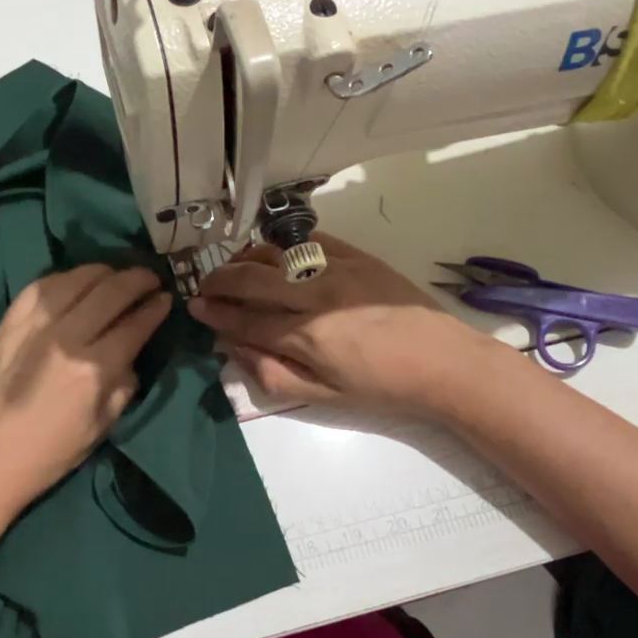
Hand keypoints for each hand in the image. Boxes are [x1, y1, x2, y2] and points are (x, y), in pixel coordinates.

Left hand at [0, 265, 169, 526]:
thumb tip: (133, 353)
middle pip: (111, 292)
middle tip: (151, 279)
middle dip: (138, 280)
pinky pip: (44, 284)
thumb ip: (123, 385)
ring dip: (106, 272)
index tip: (167, 298)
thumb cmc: (48, 454)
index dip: (156, 308)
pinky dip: (68, 277)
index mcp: (92, 371)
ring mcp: (34, 325)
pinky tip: (79, 281)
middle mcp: (65, 338)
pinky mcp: (9, 321)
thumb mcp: (101, 428)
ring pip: (79, 279)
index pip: (135, 324)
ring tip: (118, 275)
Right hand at [188, 234, 501, 413]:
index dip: (214, 314)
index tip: (195, 307)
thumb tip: (235, 349)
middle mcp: (314, 297)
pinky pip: (308, 239)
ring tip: (234, 268)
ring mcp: (336, 269)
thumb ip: (273, 376)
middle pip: (250, 279)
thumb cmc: (382, 387)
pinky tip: (273, 253)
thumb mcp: (324, 398)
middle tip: (205, 286)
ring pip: (274, 253)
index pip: (244, 320)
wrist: (442, 361)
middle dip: (219, 281)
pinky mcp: (357, 255)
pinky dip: (282, 244)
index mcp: (305, 337)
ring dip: (245, 258)